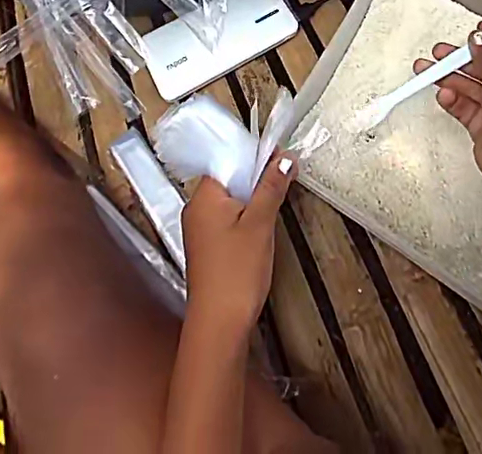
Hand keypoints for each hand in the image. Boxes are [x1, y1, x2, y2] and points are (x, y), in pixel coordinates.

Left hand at [181, 155, 295, 330]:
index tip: (279, 157)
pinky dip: (246, 218)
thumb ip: (272, 186)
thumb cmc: (236, 274)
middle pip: (230, 179)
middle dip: (256, 178)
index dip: (254, 156)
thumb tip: (284, 159)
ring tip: (275, 203)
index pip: (228, 159)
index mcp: (203, 196)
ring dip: (253, 199)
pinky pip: (228, 219)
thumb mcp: (260, 223)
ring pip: (230, 200)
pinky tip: (262, 227)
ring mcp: (200, 230)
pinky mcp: (208, 247)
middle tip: (282, 180)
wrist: (220, 326)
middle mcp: (196, 209)